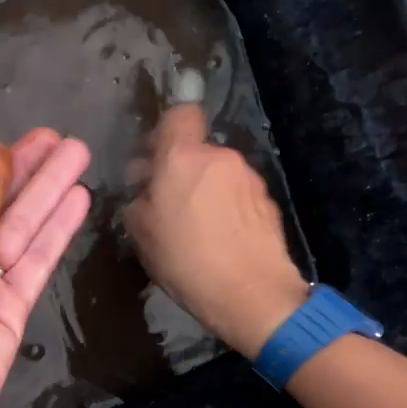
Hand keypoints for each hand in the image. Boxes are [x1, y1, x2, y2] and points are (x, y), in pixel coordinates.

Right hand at [123, 104, 307, 355]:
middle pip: (196, 149)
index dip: (166, 129)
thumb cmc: (184, 259)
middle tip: (165, 202)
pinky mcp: (267, 201)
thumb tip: (146, 189)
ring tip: (194, 226)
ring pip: (216, 172)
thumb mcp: (140, 233)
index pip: (180, 113)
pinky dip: (225, 207)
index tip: (154, 156)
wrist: (251, 294)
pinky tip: (218, 238)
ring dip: (203, 189)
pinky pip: (236, 194)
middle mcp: (219, 157)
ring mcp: (248, 178)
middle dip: (180, 169)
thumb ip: (139, 200)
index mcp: (182, 158)